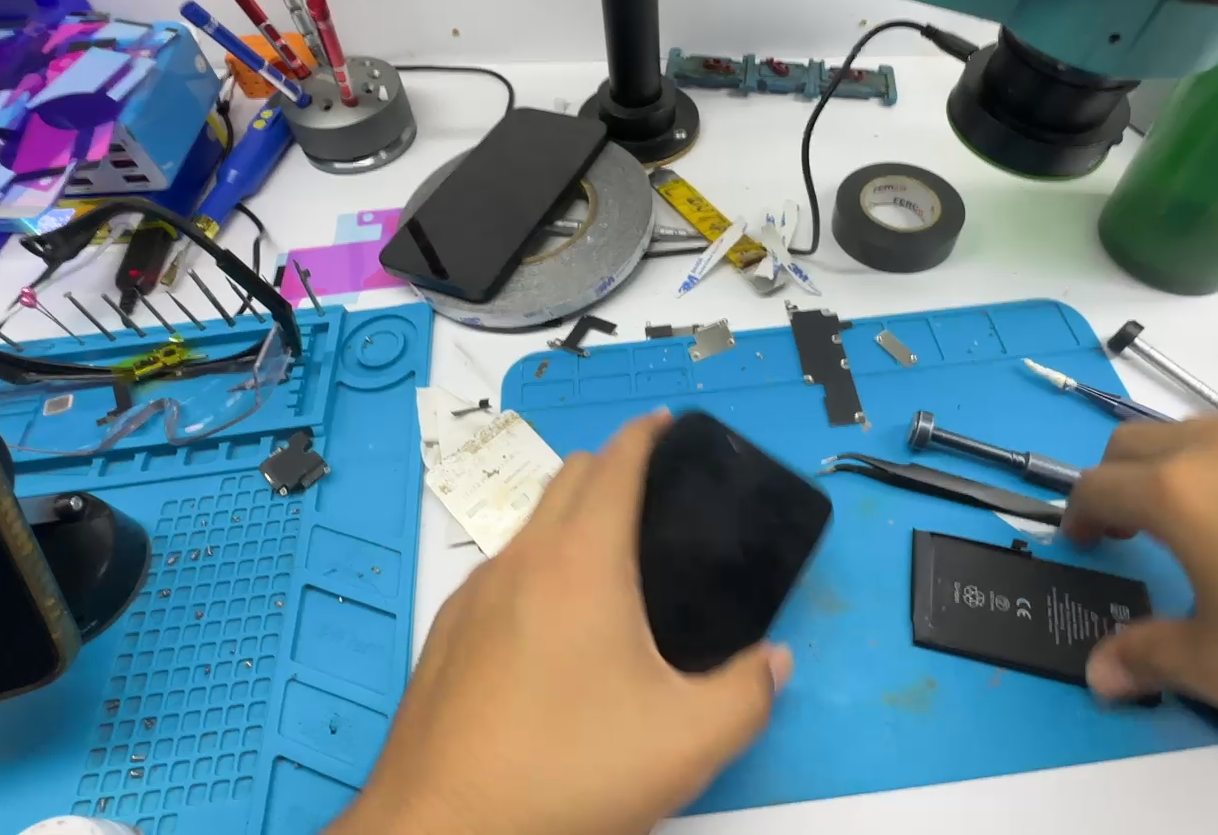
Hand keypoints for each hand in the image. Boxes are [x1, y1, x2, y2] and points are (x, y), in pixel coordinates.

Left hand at [329, 410, 791, 834]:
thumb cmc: (568, 771)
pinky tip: (554, 626)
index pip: (616, 462)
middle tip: (656, 492)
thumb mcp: (685, 744)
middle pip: (571, 474)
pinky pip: (504, 567)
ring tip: (613, 561)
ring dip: (573, 511)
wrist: (440, 831)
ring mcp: (476, 590)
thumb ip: (748, 694)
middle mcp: (524, 557)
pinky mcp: (447, 628)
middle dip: (614, 462)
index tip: (669, 423)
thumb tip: (776, 660)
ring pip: (533, 520)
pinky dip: (539, 560)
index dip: (646, 432)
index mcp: (583, 559)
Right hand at [1064, 418, 1217, 833]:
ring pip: (1205, 431)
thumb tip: (1102, 674)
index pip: (1095, 484)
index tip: (1084, 541)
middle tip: (1129, 528)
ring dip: (1180, 467)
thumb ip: (1148, 659)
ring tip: (1210, 526)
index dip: (1076, 514)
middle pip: (1137, 440)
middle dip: (1116, 479)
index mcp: (1179, 493)